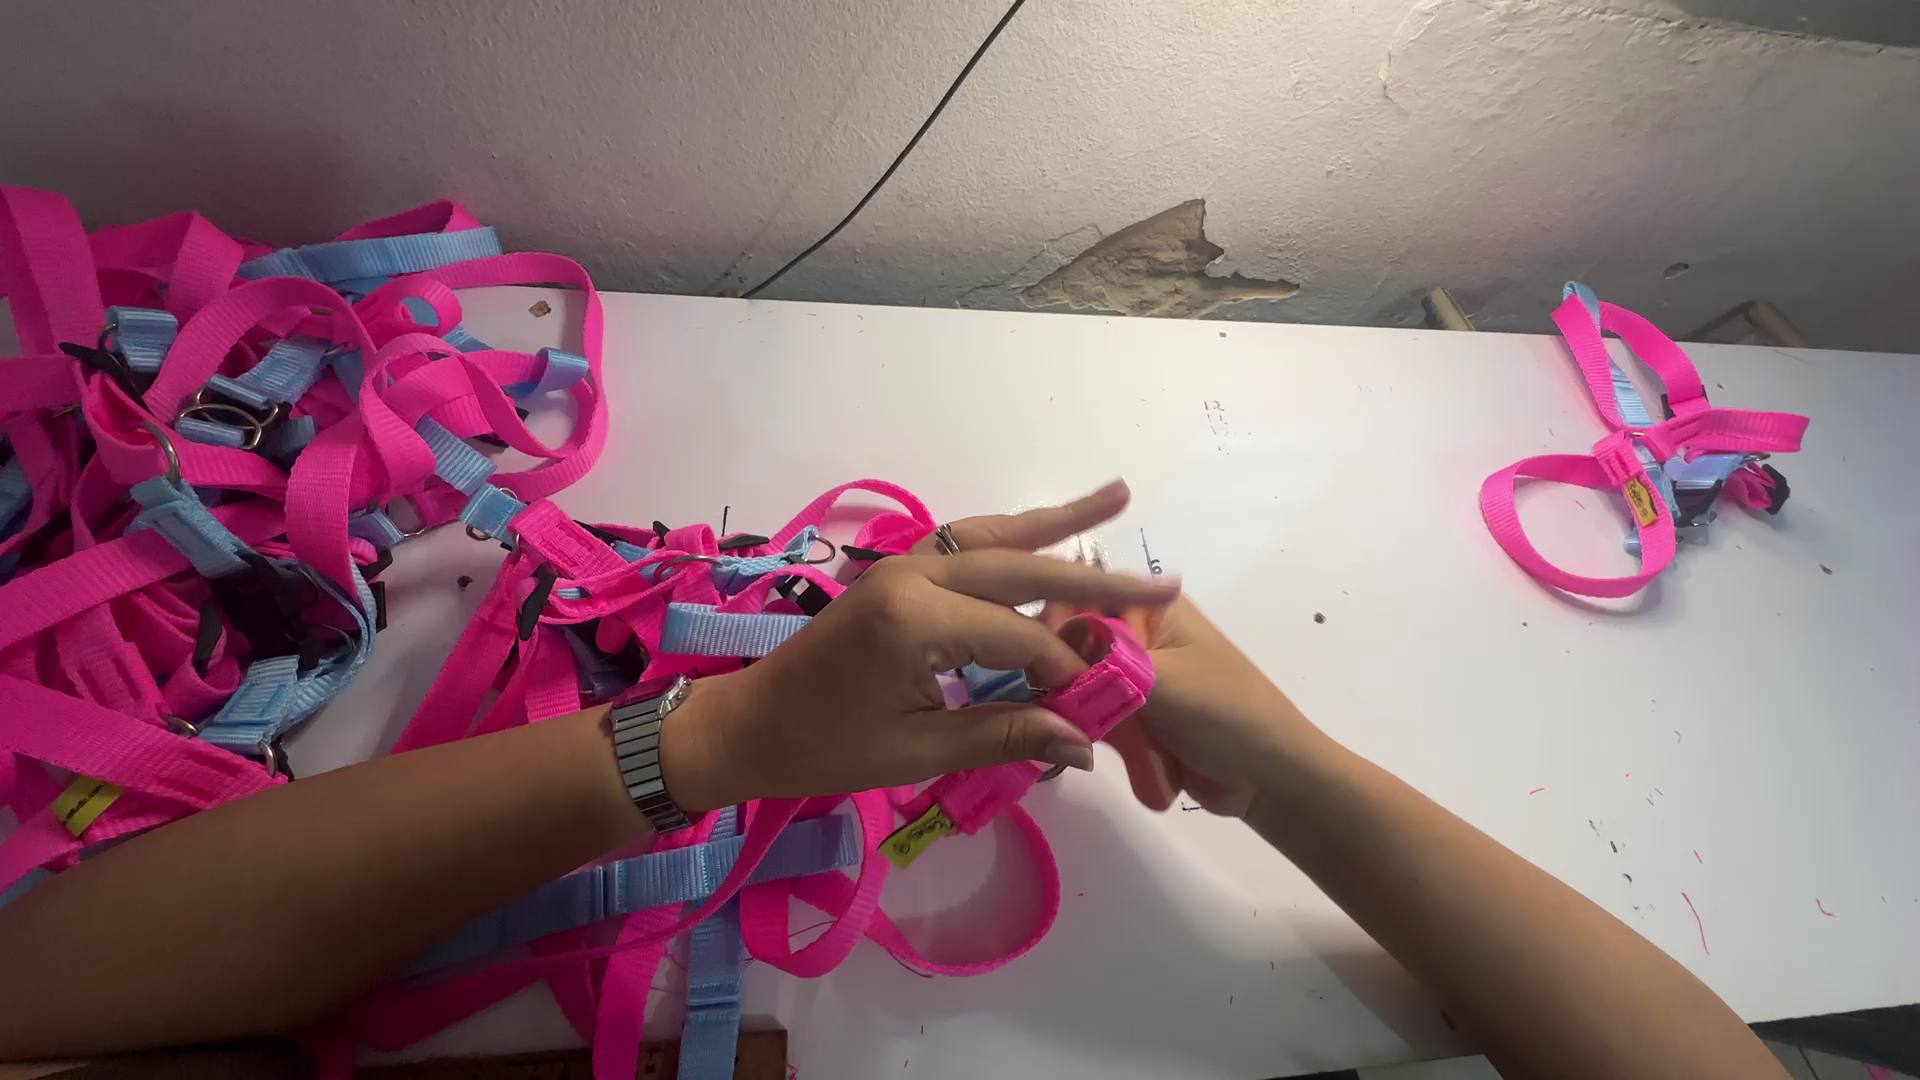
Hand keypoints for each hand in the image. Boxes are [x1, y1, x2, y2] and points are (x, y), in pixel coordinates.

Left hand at [660, 482, 1177, 808]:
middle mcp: (913, 572)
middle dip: (1095, 576)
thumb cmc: (824, 747)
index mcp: (915, 619)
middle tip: (1164, 580)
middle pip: (1020, 565)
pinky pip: (968, 543)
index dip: (1067, 670)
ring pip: (995, 535)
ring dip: (1056, 523)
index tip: (1105, 698)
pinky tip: (1044, 533)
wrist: (749, 723)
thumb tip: (1086, 742)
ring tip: (1114, 498)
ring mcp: (903, 562)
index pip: (1020, 637)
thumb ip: (1006, 735)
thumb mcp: (918, 752)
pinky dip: (1013, 536)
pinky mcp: (899, 568)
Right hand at [1051, 598, 1323, 817]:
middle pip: (1072, 641)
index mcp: (1149, 606)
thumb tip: (1041, 649)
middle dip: (1070, 679)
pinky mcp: (1130, 715)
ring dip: (1089, 716)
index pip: (1080, 591)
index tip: (1044, 658)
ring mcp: (1131, 677)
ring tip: (1098, 741)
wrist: (1271, 782)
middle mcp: (1135, 634)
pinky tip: (1111, 754)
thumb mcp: (1160, 680)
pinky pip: (1094, 716)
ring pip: (1078, 684)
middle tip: (1066, 708)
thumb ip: (1099, 662)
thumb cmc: (1225, 714)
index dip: (1055, 620)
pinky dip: (1100, 737)